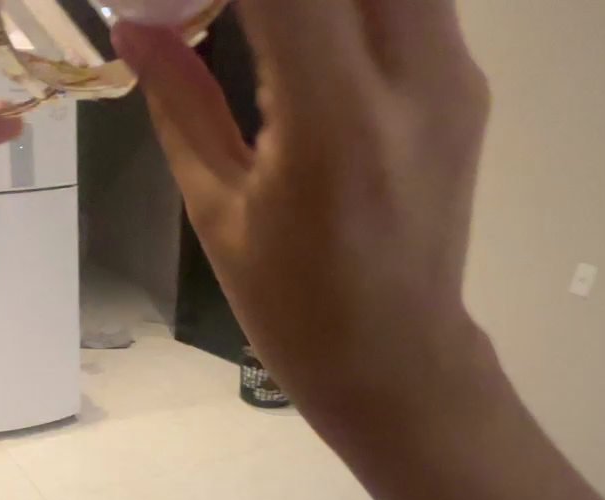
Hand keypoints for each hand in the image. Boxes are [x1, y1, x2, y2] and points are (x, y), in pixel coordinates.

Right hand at [114, 3, 494, 446]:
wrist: (394, 359)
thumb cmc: (294, 312)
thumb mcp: (219, 216)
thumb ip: (180, 105)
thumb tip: (135, 25)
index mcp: (335, 123)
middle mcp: (414, 76)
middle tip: (227, 9)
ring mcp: (455, 73)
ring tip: (266, 24)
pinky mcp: (468, 82)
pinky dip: (352, 1)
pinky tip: (308, 33)